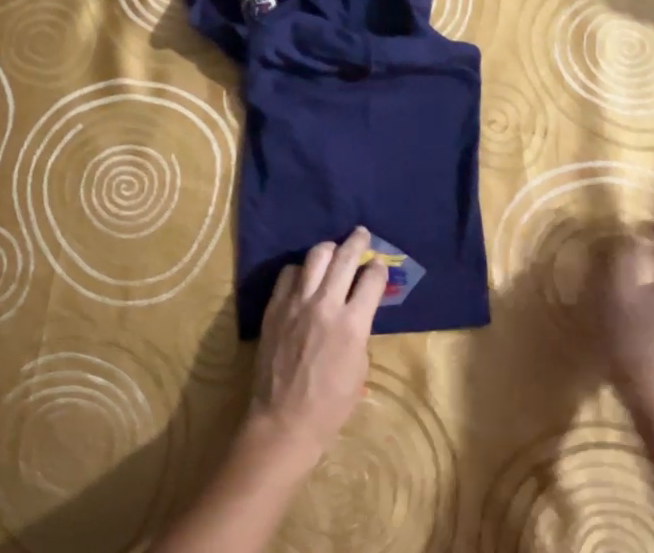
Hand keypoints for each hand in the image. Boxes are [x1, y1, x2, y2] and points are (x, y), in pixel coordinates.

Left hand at [247, 227, 387, 470]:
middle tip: (362, 234)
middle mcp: (325, 305)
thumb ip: (360, 332)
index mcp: (353, 324)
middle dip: (357, 242)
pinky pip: (288, 275)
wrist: (284, 420)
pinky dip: (299, 270)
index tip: (379, 264)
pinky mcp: (275, 308)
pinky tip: (304, 275)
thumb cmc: (330, 405)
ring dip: (328, 249)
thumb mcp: (359, 368)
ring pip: (314, 257)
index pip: (372, 280)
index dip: (378, 268)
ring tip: (333, 249)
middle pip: (344, 258)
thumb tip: (357, 311)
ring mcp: (296, 303)